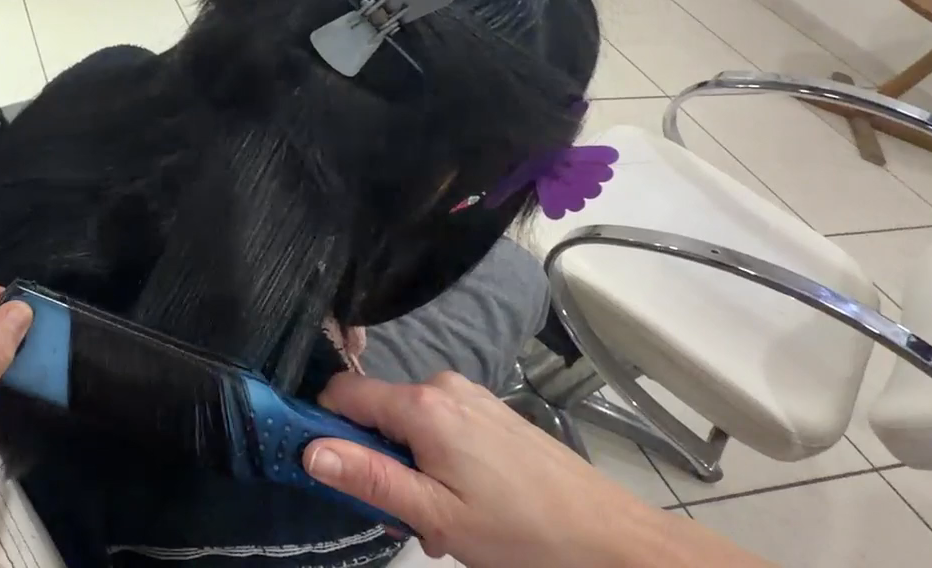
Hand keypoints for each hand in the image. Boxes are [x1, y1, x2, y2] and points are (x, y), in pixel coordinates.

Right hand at [301, 372, 770, 567]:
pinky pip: (441, 424)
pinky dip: (439, 459)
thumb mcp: (437, 516)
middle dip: (379, 460)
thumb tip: (308, 450)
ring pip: (409, 422)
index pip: (341, 393)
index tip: (341, 473)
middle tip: (409, 518)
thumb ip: (369, 478)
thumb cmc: (524, 534)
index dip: (328, 428)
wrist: (622, 545)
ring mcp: (471, 396)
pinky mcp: (493, 411)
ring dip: (411, 465)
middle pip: (377, 411)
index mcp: (420, 405)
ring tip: (446, 520)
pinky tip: (470, 502)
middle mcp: (441, 385)